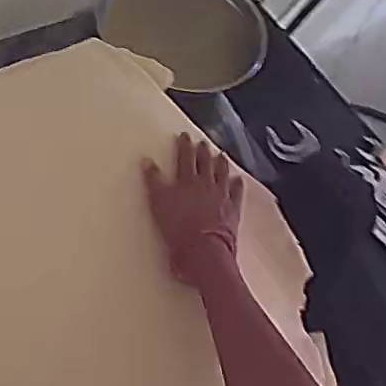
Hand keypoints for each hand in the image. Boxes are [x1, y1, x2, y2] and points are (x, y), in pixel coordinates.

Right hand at [141, 133, 243, 286]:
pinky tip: (238, 180)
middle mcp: (205, 184)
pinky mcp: (232, 210)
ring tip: (221, 154)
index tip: (184, 135)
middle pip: (205, 163)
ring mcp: (221, 196)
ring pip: (222, 174)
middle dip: (203, 151)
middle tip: (203, 142)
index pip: (185, 158)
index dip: (184, 146)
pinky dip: (237, 185)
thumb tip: (147, 161)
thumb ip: (153, 181)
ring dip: (221, 163)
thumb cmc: (177, 228)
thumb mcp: (157, 203)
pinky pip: (236, 193)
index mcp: (186, 181)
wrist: (203, 250)